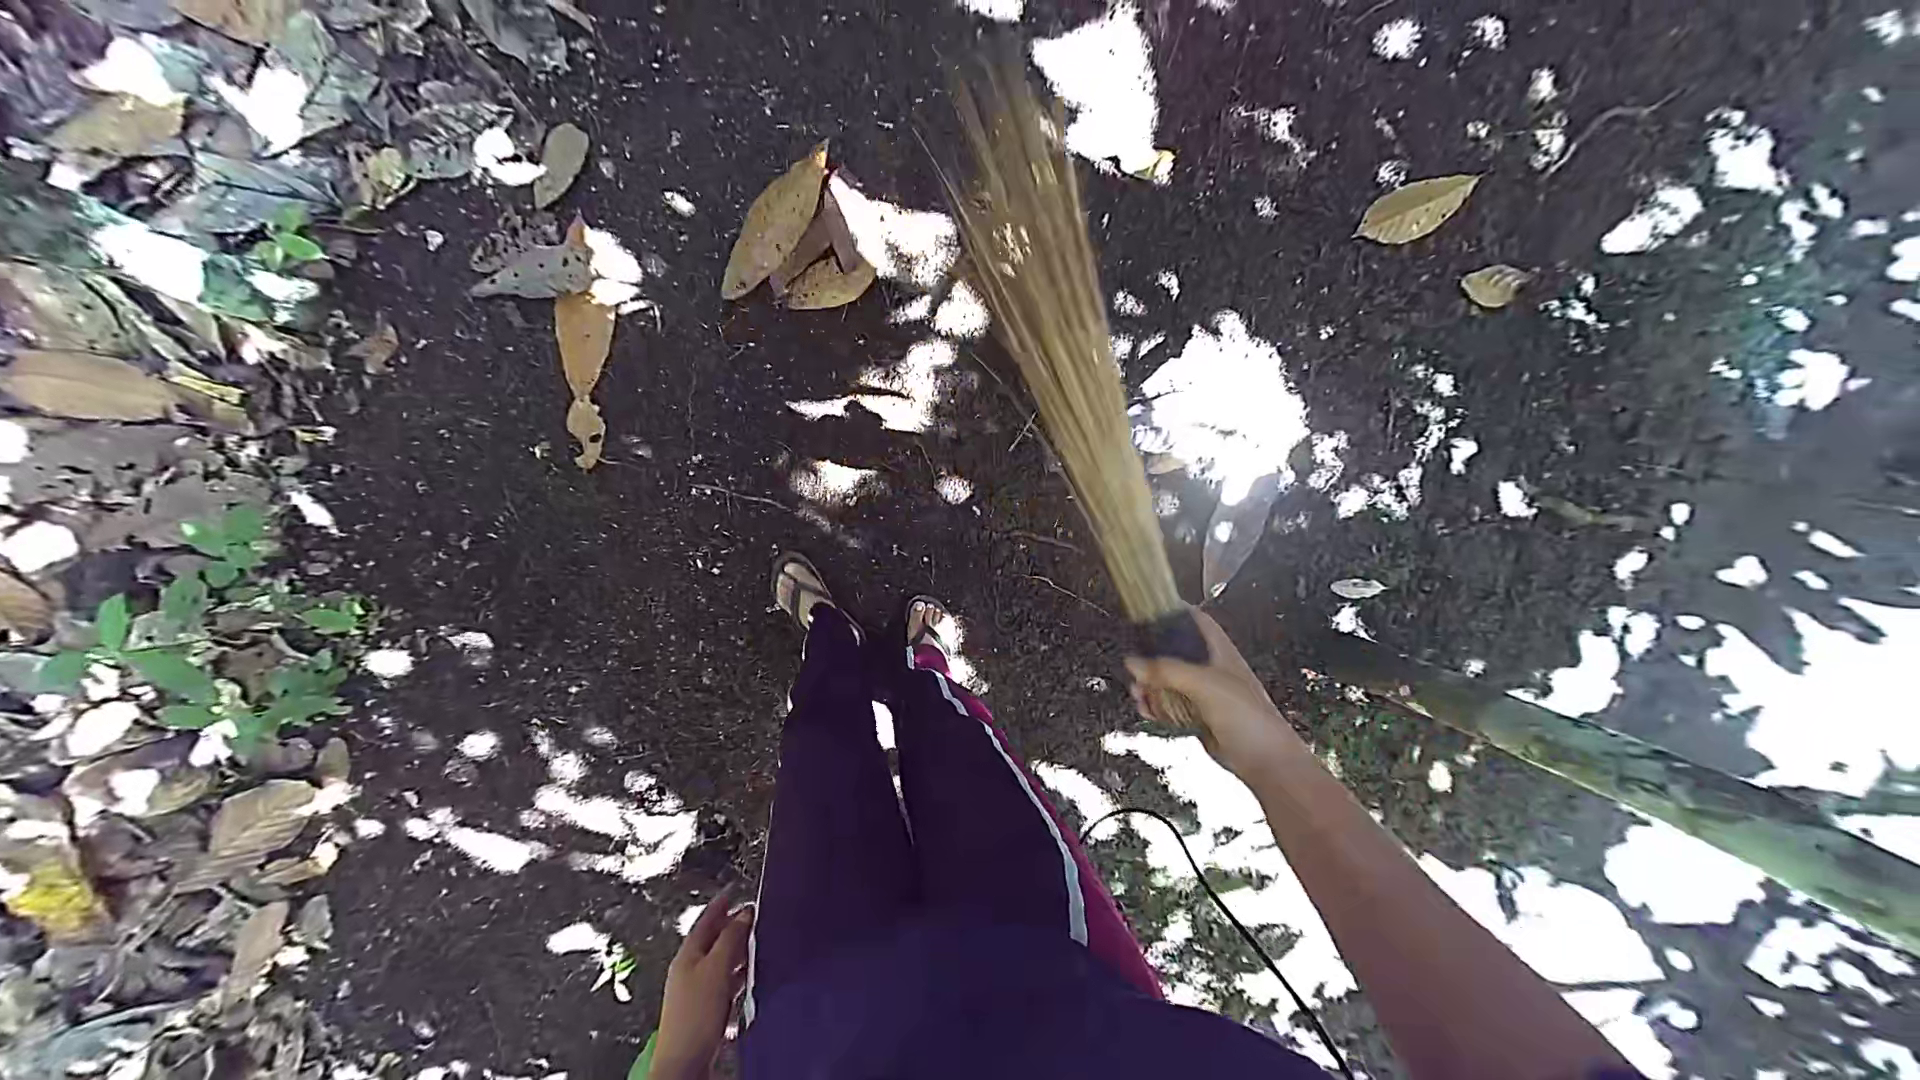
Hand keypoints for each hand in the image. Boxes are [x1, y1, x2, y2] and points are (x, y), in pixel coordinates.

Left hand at [649, 893, 753, 1079]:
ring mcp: (697, 990)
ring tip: (757, 941)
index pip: (706, 920)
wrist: (685, 1065)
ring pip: (720, 961)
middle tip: (752, 914)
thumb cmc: (697, 1015)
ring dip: (738, 950)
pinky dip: (737, 974)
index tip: (733, 890)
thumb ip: (731, 938)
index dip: (721, 904)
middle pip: (713, 939)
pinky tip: (749, 976)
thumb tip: (744, 913)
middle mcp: (690, 969)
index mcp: (688, 955)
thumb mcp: (717, 968)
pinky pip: (724, 982)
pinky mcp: (706, 1009)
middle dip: (732, 926)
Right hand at [1125, 607, 1308, 779]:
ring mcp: (1203, 693)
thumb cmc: (1250, 718)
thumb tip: (1134, 662)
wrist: (1264, 760)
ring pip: (1168, 680)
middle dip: (1152, 657)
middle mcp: (1211, 669)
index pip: (1195, 620)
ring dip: (1150, 685)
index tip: (1150, 610)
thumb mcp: (1204, 684)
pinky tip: (1148, 708)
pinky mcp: (1197, 716)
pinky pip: (1169, 705)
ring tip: (1139, 691)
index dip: (1175, 612)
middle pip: (1174, 652)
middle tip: (1136, 663)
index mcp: (1219, 651)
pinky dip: (1156, 705)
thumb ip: (1166, 671)